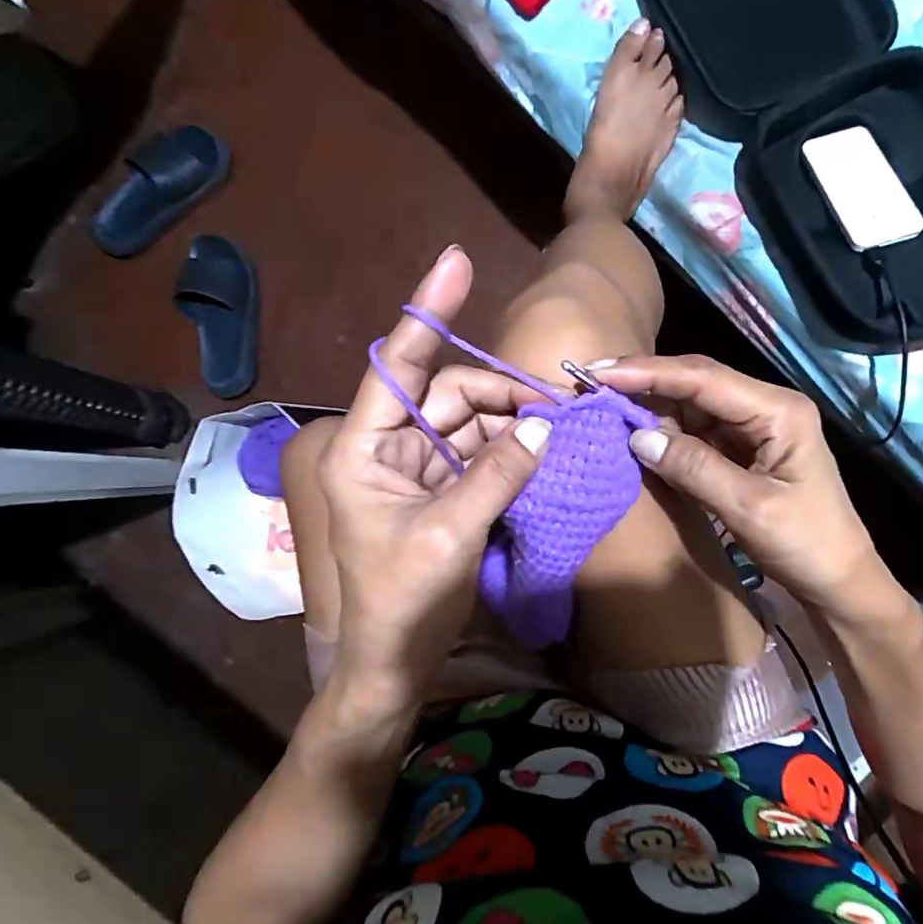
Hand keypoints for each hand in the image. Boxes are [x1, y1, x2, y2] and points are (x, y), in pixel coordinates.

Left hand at [318, 248, 552, 706]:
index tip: (455, 261)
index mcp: (364, 448)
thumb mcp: (449, 535)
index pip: (395, 365)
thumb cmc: (402, 602)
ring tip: (558, 431)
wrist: (395, 662)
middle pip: (449, 394)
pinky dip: (511, 448)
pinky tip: (542, 449)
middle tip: (557, 408)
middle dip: (502, 393)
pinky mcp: (441, 488)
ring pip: (471, 421)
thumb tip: (544, 426)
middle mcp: (387, 446)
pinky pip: (480, 451)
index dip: (427, 311)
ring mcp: (417, 466)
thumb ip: (497, 475)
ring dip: (513, 422)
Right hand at [590, 354, 913, 631]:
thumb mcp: (748, 507)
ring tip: (603, 403)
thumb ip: (694, 467)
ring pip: (689, 404)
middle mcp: (764, 407)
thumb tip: (637, 437)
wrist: (836, 578)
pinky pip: (693, 430)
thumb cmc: (804, 543)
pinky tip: (632, 431)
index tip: (602, 373)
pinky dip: (662, 431)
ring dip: (648, 405)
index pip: (703, 379)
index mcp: (777, 411)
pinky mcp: (739, 448)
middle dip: (644, 381)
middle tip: (591, 383)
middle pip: (694, 383)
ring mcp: (751, 427)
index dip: (650, 373)